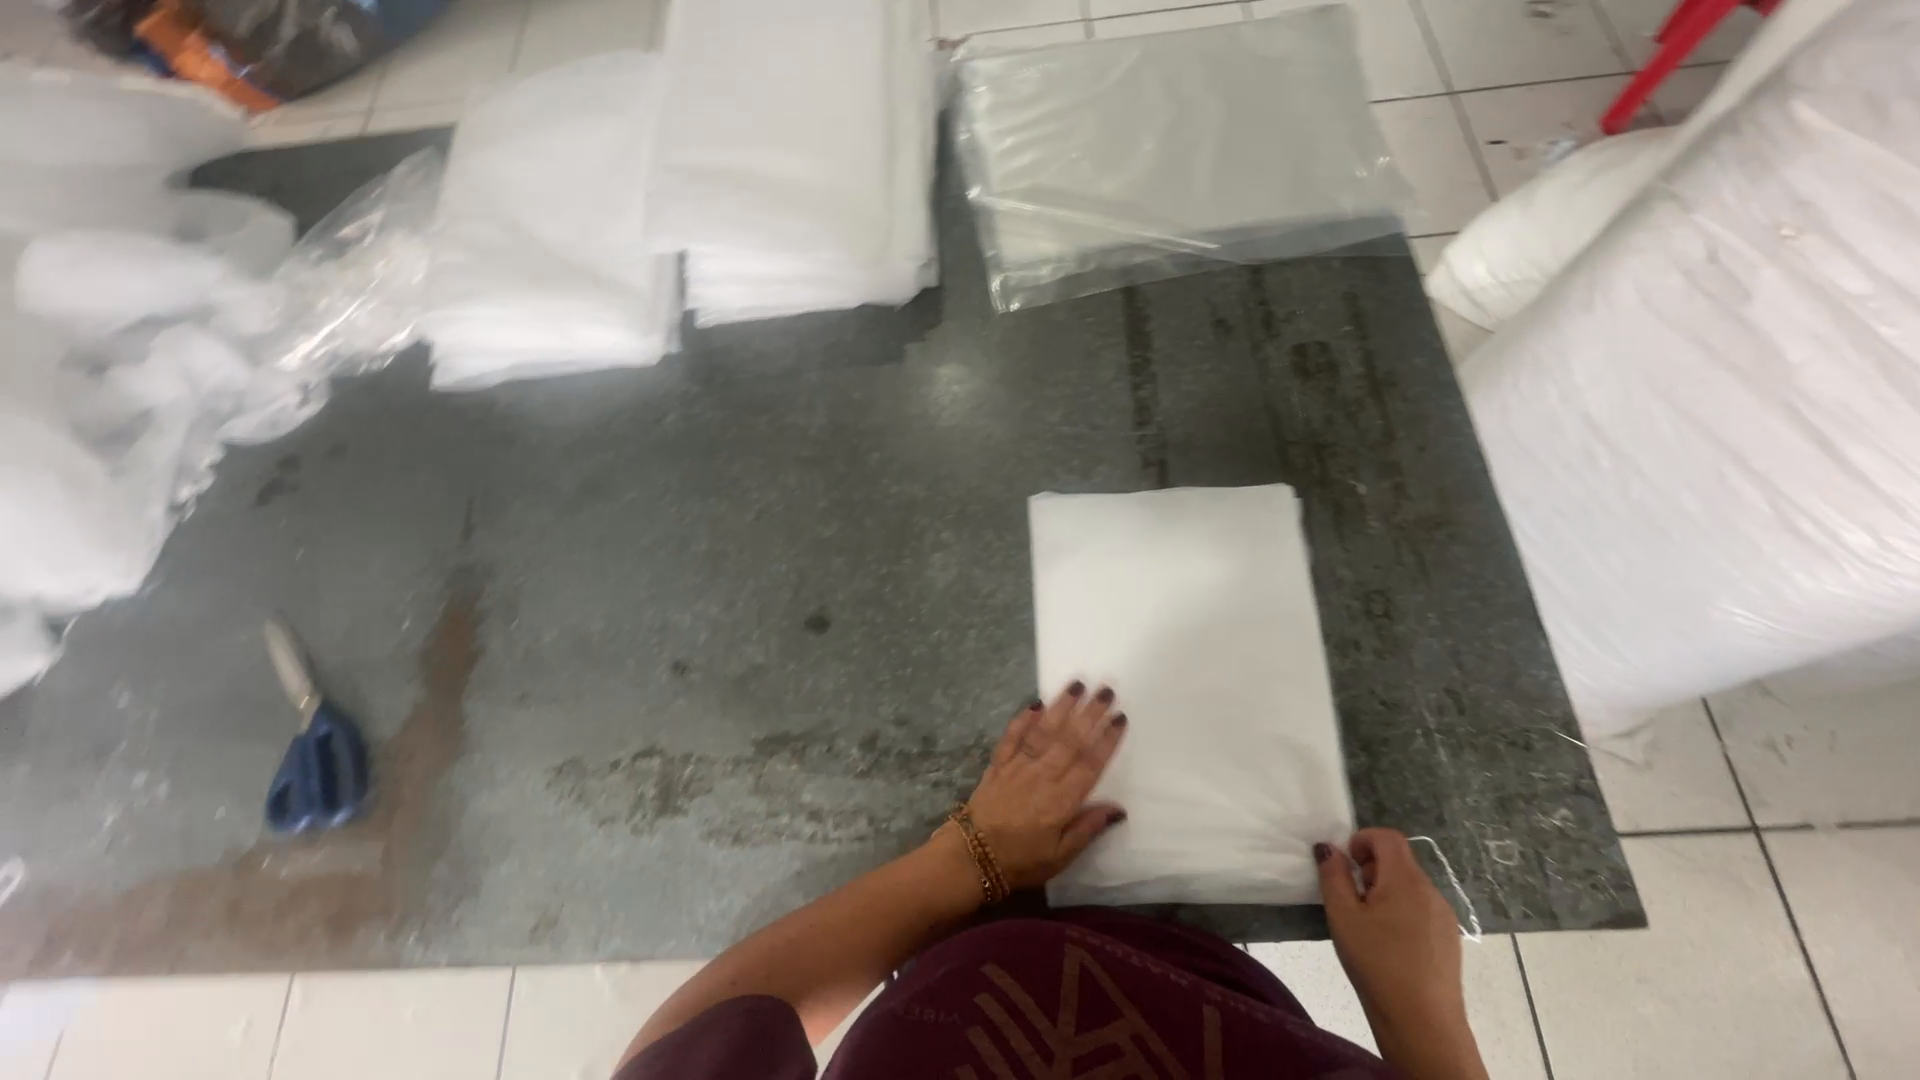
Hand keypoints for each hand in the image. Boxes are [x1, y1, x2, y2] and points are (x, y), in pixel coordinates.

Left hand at [949, 681, 1128, 891]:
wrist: (970, 857)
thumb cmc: (1020, 861)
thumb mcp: (1060, 856)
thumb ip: (1087, 828)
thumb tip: (1118, 808)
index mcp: (1062, 800)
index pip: (1090, 764)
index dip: (1107, 740)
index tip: (1120, 718)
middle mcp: (1042, 776)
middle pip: (1070, 739)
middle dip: (1089, 713)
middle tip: (1106, 690)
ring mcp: (1018, 767)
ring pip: (1043, 731)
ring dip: (1061, 706)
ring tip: (1076, 685)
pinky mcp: (998, 765)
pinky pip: (1012, 737)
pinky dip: (1023, 719)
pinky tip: (1035, 703)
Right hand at [1318, 829, 1487, 1079]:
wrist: (1422, 1022)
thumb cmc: (1377, 963)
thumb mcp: (1342, 916)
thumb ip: (1333, 876)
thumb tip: (1329, 848)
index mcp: (1406, 880)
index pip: (1388, 837)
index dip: (1362, 840)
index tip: (1345, 865)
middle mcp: (1431, 891)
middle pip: (1399, 861)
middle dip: (1370, 869)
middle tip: (1351, 900)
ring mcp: (1444, 916)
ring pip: (1410, 886)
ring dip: (1385, 891)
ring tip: (1367, 926)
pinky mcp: (1449, 938)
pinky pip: (1421, 908)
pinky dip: (1401, 911)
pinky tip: (1389, 945)